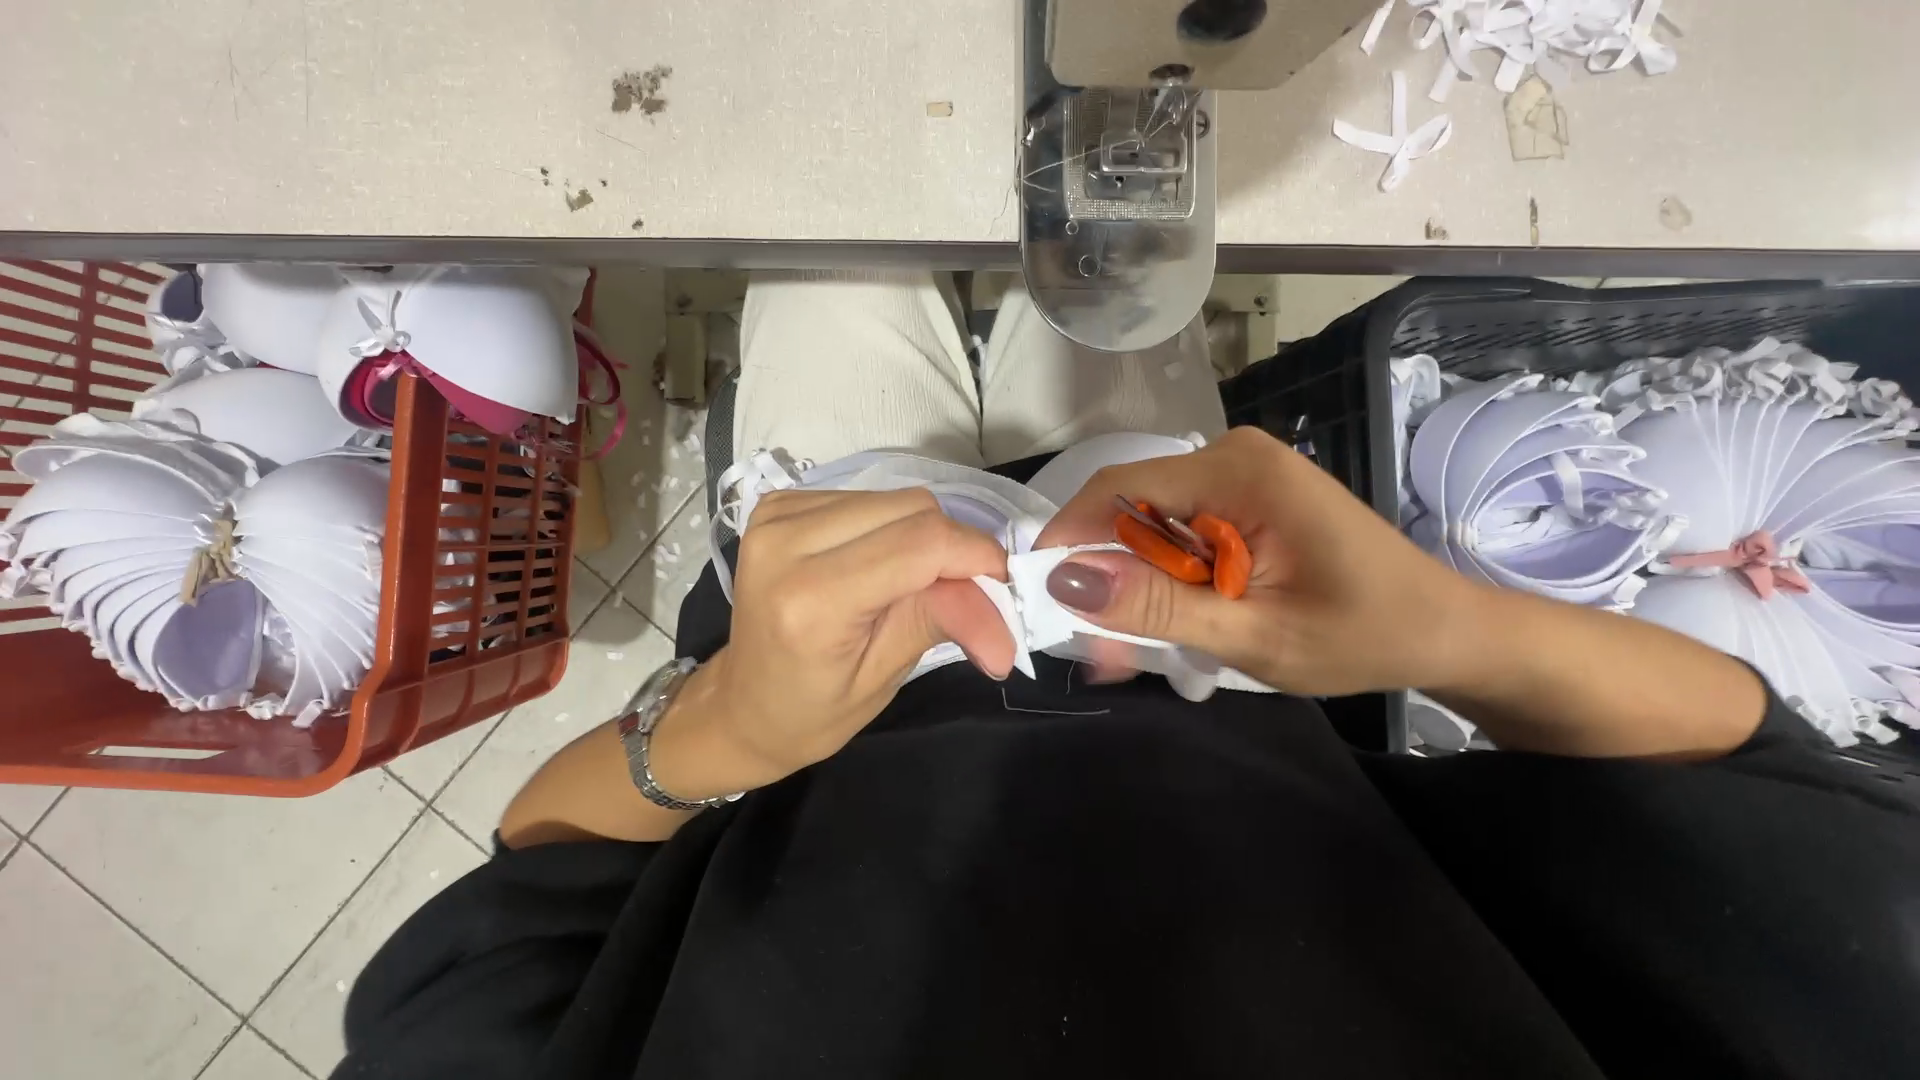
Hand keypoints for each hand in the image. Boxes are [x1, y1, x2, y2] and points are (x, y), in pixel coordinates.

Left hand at [689, 488, 1015, 781]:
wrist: (740, 705)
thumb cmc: (811, 712)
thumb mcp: (884, 677)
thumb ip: (943, 620)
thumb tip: (1007, 605)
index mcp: (811, 600)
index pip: (921, 544)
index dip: (978, 557)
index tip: (1005, 589)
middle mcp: (786, 542)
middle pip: (914, 510)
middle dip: (955, 549)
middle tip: (963, 596)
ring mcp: (776, 516)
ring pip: (895, 498)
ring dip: (923, 537)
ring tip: (913, 585)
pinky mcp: (778, 504)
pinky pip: (867, 497)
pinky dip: (891, 527)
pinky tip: (878, 563)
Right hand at [1033, 426, 1477, 695]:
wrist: (1444, 630)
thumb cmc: (1363, 635)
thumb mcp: (1253, 635)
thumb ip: (1157, 606)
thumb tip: (1064, 581)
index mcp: (1239, 472)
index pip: (1117, 488)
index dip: (1069, 539)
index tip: (1042, 598)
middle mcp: (1233, 454)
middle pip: (1131, 505)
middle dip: (1107, 575)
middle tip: (1102, 651)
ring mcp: (1242, 472)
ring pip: (1152, 522)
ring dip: (1137, 582)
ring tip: (1136, 647)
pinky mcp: (1248, 495)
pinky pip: (1181, 528)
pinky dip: (1168, 576)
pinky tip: (1178, 618)